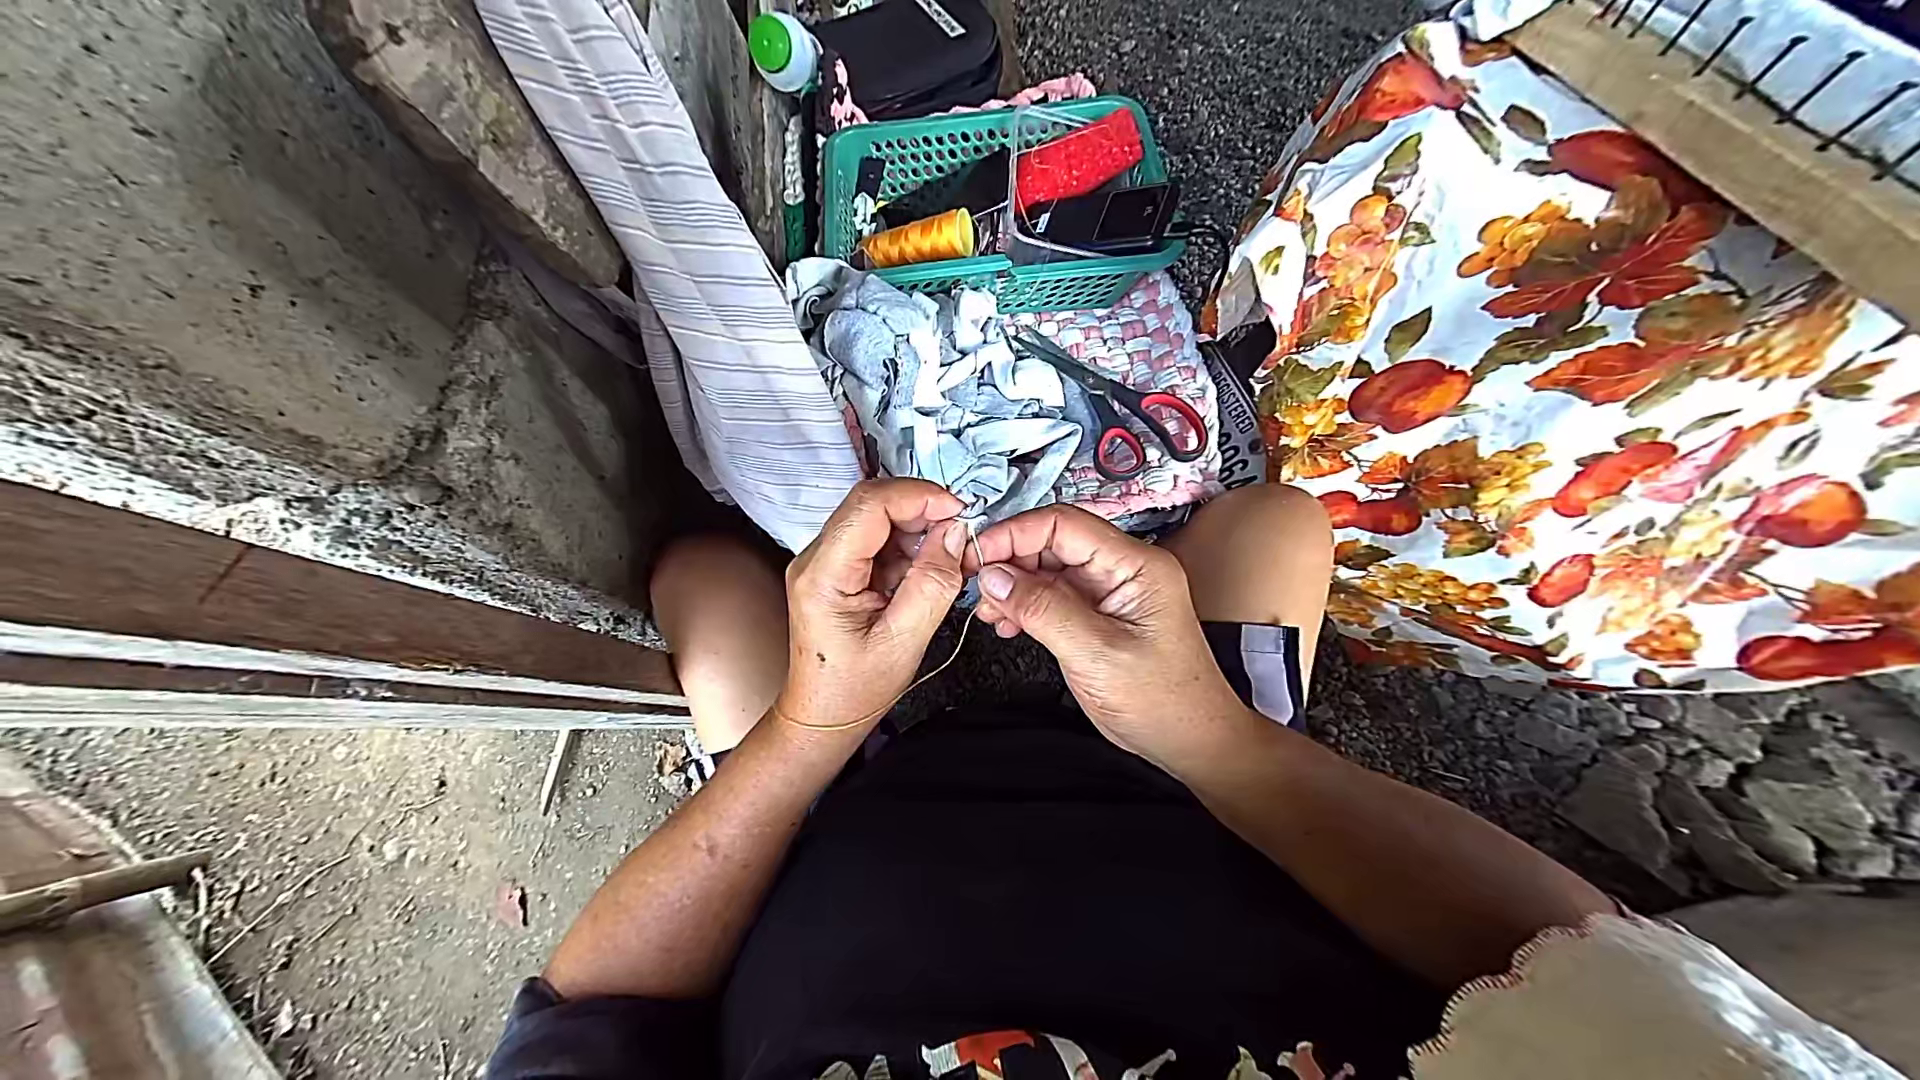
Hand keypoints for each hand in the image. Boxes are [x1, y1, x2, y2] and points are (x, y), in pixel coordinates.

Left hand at [778, 479, 968, 732]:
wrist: (824, 713)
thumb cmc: (853, 688)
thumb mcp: (905, 639)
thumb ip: (933, 583)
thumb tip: (954, 534)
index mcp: (823, 575)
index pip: (869, 505)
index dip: (917, 497)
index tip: (956, 509)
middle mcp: (817, 559)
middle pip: (873, 504)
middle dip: (922, 510)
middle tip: (959, 532)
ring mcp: (826, 561)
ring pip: (879, 518)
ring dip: (919, 529)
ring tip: (948, 558)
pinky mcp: (840, 568)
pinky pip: (880, 540)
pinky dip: (911, 546)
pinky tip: (928, 569)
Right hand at [965, 505, 1251, 769]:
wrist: (1188, 740)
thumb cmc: (1164, 701)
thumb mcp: (1096, 654)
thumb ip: (1042, 610)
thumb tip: (995, 576)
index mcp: (1136, 565)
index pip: (1064, 524)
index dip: (1015, 533)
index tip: (980, 554)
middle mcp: (1122, 569)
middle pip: (1052, 541)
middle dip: (1009, 559)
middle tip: (978, 585)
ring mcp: (1107, 590)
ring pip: (1046, 568)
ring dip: (1011, 584)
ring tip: (990, 610)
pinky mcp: (1095, 611)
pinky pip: (1049, 594)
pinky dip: (1023, 604)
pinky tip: (1008, 622)